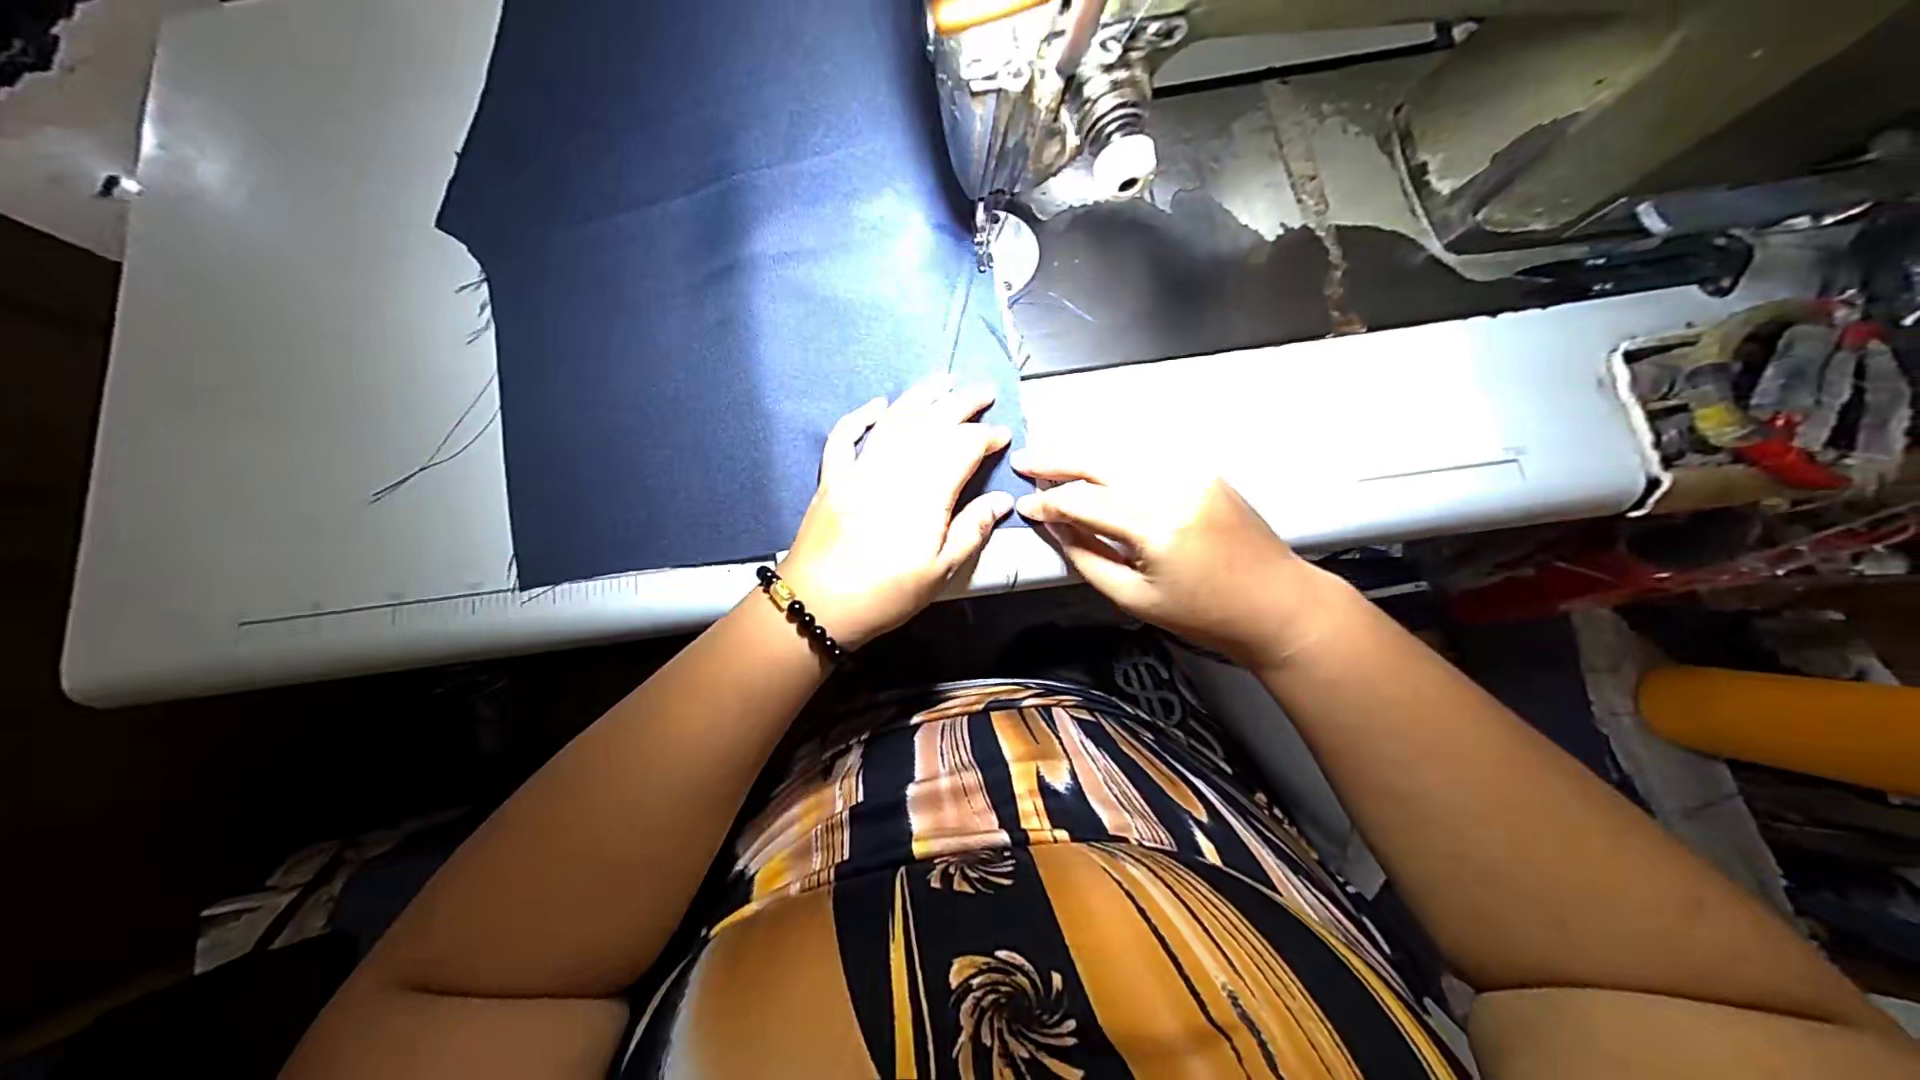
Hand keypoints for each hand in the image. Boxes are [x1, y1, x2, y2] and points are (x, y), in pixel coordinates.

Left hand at [777, 375, 1015, 649]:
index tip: (1003, 434)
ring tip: (941, 380)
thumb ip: (972, 529)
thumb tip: (1001, 501)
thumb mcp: (941, 570)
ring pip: (894, 420)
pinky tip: (877, 405)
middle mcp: (894, 469)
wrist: (818, 604)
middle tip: (983, 391)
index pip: (963, 447)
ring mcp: (859, 469)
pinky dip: (861, 416)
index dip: (986, 436)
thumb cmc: (886, 594)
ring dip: (919, 396)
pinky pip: (846, 436)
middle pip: (932, 424)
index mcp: (927, 492)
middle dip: (961, 404)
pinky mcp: (833, 477)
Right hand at [1012, 448, 1341, 669]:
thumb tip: (1056, 527)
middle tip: (1026, 461)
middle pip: (1101, 461)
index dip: (1049, 503)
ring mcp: (1194, 475)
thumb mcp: (1134, 598)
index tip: (1027, 506)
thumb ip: (1086, 558)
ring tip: (1054, 460)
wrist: (1278, 605)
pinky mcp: (1205, 473)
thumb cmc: (1208, 614)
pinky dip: (1118, 457)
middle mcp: (1175, 489)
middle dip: (1058, 460)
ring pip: (1124, 452)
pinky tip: (1097, 463)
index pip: (1084, 501)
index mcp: (1157, 527)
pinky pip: (1149, 457)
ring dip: (1085, 454)